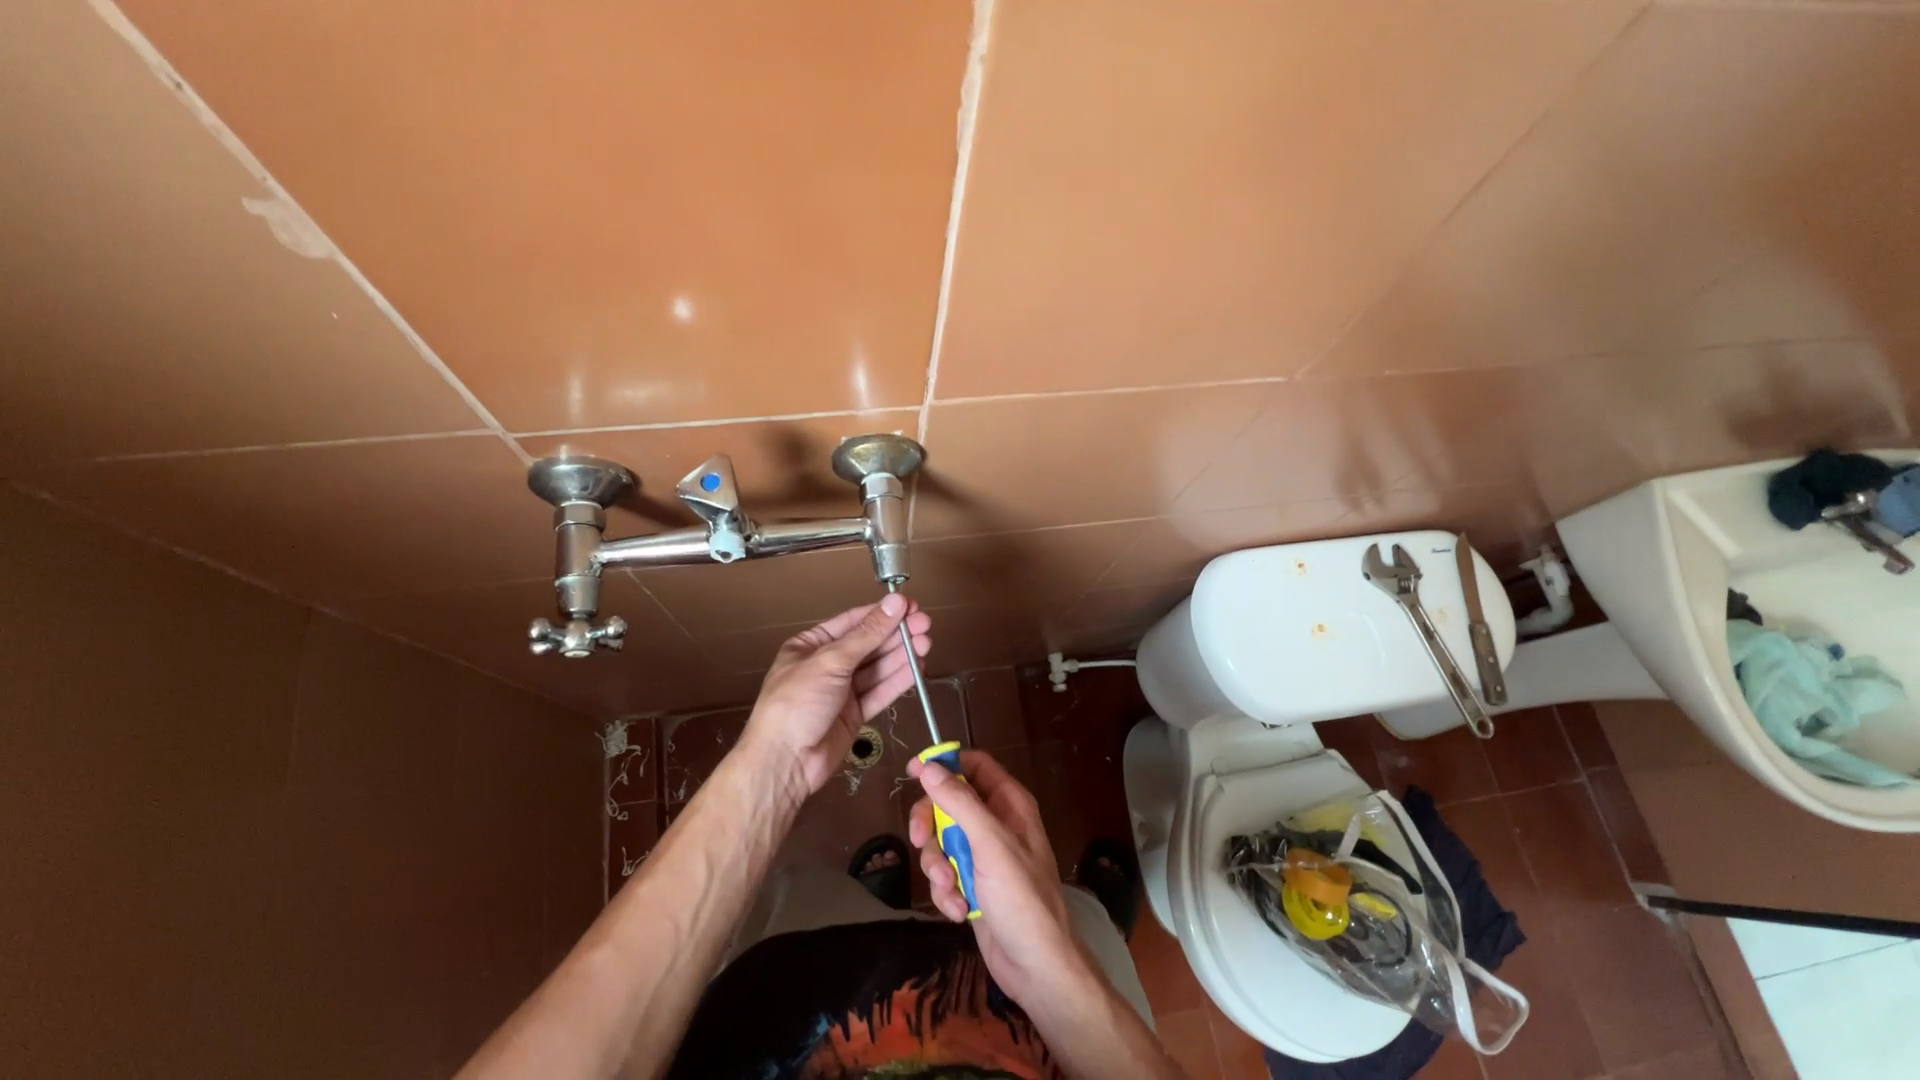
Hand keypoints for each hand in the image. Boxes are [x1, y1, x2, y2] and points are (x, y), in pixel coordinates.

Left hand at [739, 593, 931, 797]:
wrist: (784, 762)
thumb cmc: (796, 703)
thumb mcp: (830, 662)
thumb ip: (867, 635)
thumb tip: (895, 603)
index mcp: (810, 645)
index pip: (852, 622)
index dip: (882, 613)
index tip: (911, 605)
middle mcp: (827, 665)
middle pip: (868, 644)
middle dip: (896, 634)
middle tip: (925, 624)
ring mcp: (841, 691)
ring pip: (877, 668)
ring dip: (902, 655)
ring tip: (927, 642)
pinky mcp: (855, 714)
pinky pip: (879, 692)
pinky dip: (898, 680)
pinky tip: (918, 668)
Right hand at [907, 751, 1082, 1004]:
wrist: (1035, 965)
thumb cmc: (1022, 897)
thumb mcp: (990, 844)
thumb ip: (959, 802)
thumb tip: (929, 767)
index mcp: (1009, 804)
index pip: (975, 765)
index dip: (945, 764)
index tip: (914, 771)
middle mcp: (995, 824)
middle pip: (947, 803)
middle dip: (931, 826)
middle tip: (921, 841)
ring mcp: (982, 856)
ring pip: (940, 841)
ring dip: (937, 867)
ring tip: (951, 889)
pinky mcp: (970, 884)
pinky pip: (943, 873)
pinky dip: (945, 891)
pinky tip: (959, 910)